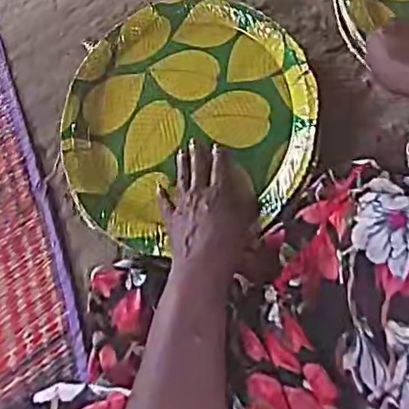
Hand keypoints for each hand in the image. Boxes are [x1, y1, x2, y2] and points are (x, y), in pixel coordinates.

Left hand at [159, 140, 256, 274]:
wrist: (200, 267)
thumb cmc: (228, 248)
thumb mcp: (245, 224)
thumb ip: (246, 208)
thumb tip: (249, 198)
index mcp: (220, 192)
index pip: (220, 167)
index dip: (219, 155)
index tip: (218, 146)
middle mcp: (200, 193)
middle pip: (198, 168)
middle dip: (198, 153)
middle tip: (195, 141)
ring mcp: (183, 205)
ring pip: (182, 179)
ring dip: (182, 165)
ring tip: (180, 153)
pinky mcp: (171, 219)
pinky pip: (165, 203)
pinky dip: (161, 194)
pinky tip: (159, 186)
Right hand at [365, 19, 408, 102]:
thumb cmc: (399, 80)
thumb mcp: (378, 77)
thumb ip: (375, 63)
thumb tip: (377, 61)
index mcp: (375, 36)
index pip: (373, 39)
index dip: (379, 50)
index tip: (384, 60)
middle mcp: (391, 25)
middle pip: (389, 31)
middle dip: (393, 41)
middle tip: (398, 59)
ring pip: (407, 31)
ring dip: (408, 40)